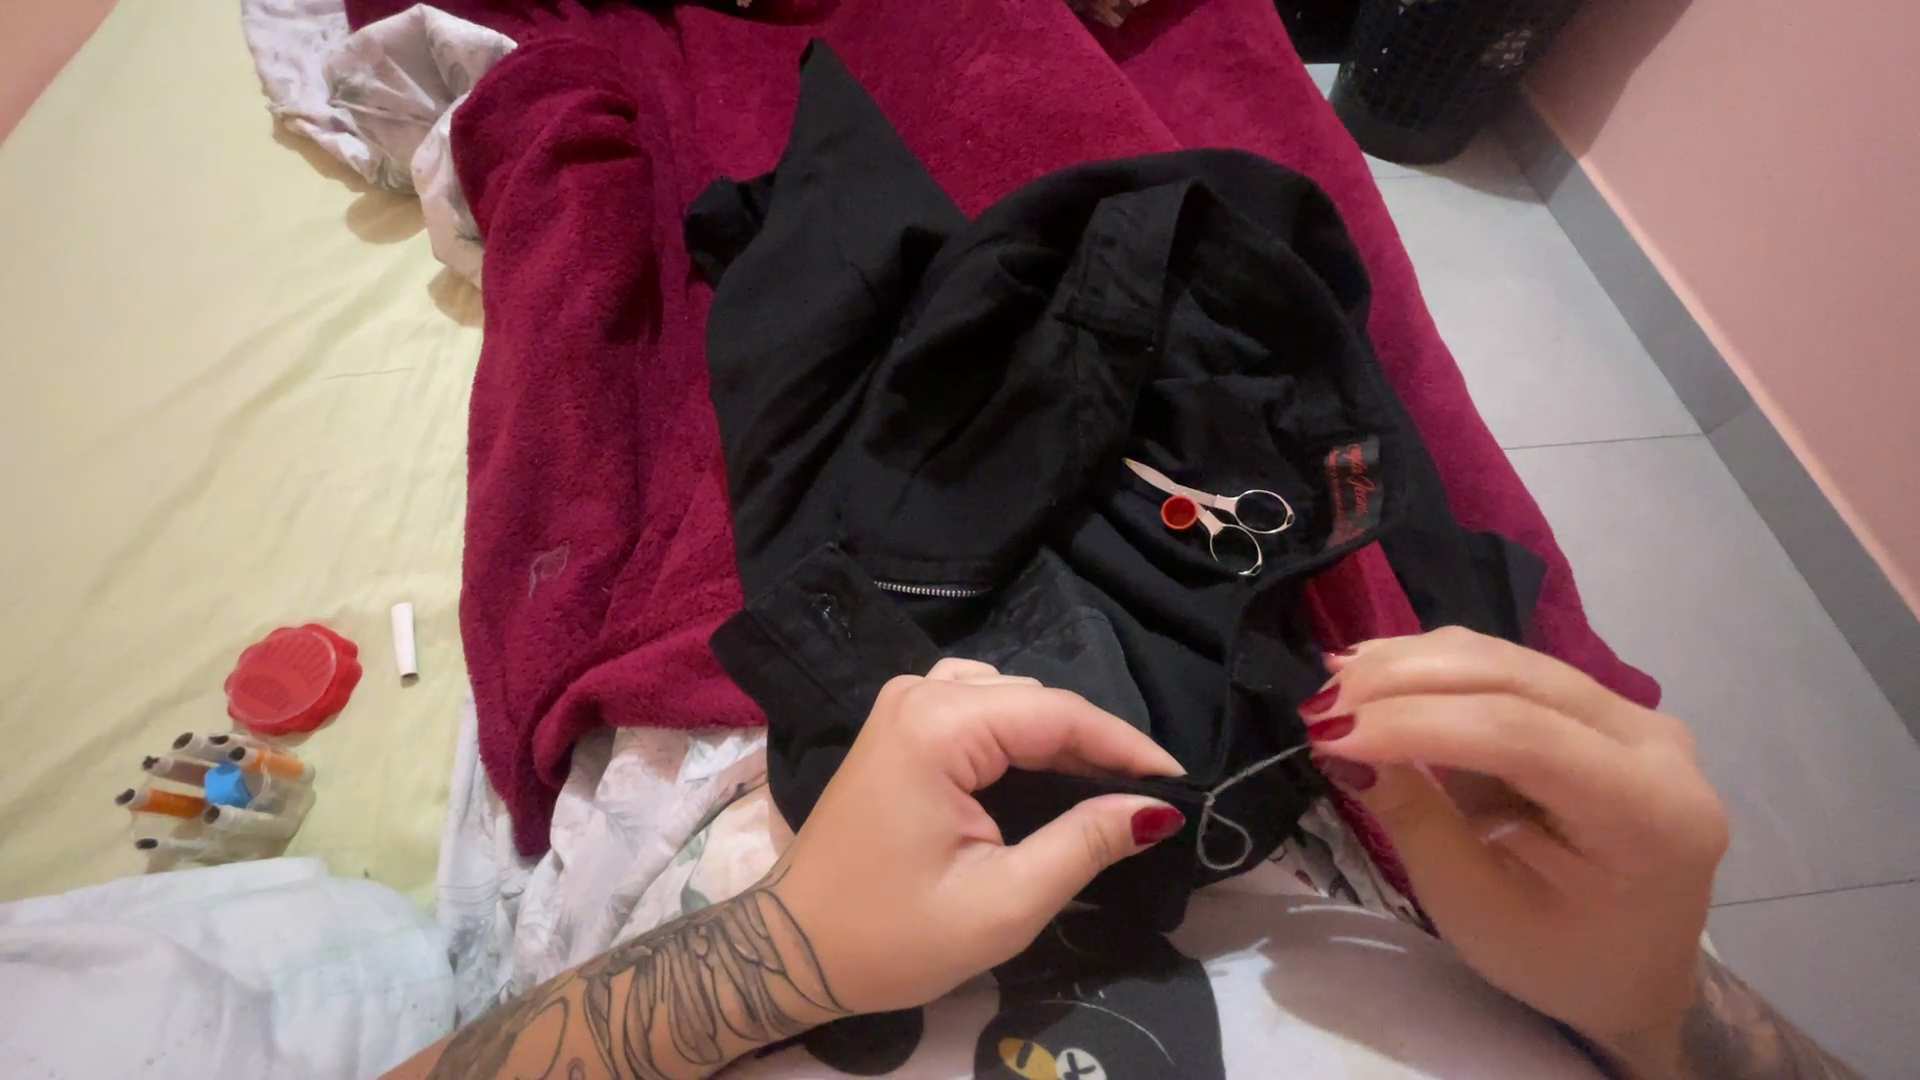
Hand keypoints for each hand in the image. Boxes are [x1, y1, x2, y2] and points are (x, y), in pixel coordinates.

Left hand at [771, 658, 1188, 1014]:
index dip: (1124, 744)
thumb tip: (1155, 808)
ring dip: (1058, 735)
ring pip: (1009, 696)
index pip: (1056, 714)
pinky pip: (978, 701)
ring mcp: (904, 700)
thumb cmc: (892, 937)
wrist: (796, 944)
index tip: (1178, 780)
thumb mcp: (1001, 903)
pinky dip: (1019, 728)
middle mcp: (919, 693)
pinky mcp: (901, 719)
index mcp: (937, 727)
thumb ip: (1083, 844)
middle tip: (1146, 796)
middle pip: (1033, 700)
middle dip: (1094, 743)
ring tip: (1101, 783)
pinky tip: (1039, 762)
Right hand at [1304, 628, 1729, 1064]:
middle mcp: (1650, 742)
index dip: (1413, 723)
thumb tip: (1337, 743)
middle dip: (1397, 682)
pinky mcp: (1580, 699)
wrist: (1621, 964)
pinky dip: (1418, 663)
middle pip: (1507, 676)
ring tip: (1331, 689)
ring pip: (1492, 654)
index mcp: (1652, 814)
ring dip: (1400, 664)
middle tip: (1317, 708)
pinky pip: (1490, 660)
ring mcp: (1620, 710)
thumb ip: (1410, 814)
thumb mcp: (1471, 902)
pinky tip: (1366, 674)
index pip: (1522, 735)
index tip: (1326, 736)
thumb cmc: (1552, 954)